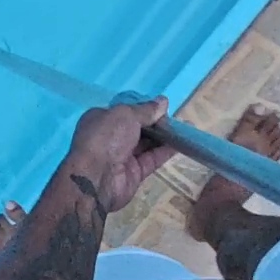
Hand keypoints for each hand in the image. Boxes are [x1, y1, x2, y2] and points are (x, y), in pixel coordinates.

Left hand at [64, 97, 174, 213]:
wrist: (96, 178)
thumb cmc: (106, 138)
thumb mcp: (125, 114)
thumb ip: (146, 110)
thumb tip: (163, 102)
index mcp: (100, 120)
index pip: (124, 112)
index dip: (142, 109)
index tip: (161, 107)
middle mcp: (109, 138)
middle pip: (136, 128)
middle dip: (155, 123)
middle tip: (174, 118)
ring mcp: (121, 157)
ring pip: (146, 144)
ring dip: (163, 136)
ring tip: (183, 128)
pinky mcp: (133, 174)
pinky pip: (152, 159)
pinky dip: (165, 151)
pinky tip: (181, 143)